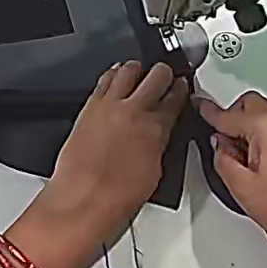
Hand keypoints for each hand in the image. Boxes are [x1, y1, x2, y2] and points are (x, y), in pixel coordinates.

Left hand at [8, 62, 188, 267]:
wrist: (85, 198)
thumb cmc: (117, 195)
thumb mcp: (155, 171)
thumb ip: (158, 142)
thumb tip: (158, 133)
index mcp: (157, 128)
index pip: (176, 98)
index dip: (181, 89)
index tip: (181, 86)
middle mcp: (135, 111)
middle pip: (157, 76)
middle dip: (164, 73)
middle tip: (164, 74)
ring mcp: (110, 105)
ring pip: (129, 70)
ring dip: (137, 69)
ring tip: (139, 71)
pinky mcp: (90, 106)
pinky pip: (104, 79)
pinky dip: (113, 74)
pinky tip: (115, 76)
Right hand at [197, 91, 266, 248]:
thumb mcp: (241, 186)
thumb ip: (221, 159)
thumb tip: (219, 148)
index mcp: (265, 127)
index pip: (227, 114)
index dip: (208, 112)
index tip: (198, 105)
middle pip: (247, 104)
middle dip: (231, 116)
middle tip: (221, 140)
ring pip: (260, 116)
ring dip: (245, 129)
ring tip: (239, 160)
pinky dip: (258, 139)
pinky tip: (254, 166)